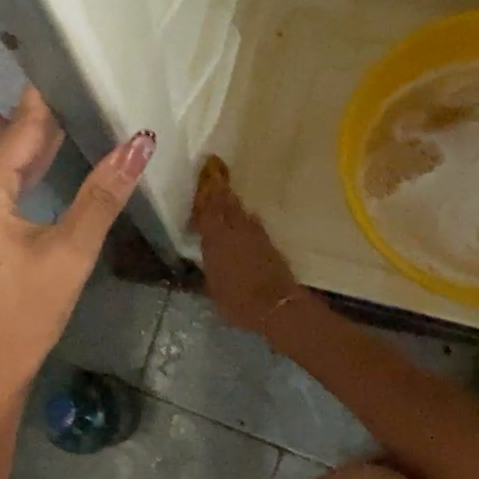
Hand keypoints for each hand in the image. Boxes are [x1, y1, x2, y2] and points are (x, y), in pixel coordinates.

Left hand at [0, 87, 154, 405]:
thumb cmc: (25, 313)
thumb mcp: (70, 252)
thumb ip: (103, 194)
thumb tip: (140, 142)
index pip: (24, 126)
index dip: (51, 93)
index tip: (73, 54)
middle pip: (12, 138)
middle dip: (49, 114)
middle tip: (87, 74)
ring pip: (7, 160)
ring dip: (40, 140)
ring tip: (79, 103)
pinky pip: (2, 180)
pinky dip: (28, 166)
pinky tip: (51, 150)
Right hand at [191, 155, 303, 334]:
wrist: (276, 306)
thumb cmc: (237, 300)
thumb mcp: (212, 285)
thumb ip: (209, 263)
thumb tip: (206, 252)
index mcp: (216, 239)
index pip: (207, 210)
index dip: (204, 194)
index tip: (202, 177)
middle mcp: (235, 231)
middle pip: (226, 204)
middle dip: (219, 189)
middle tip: (214, 172)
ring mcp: (255, 235)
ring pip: (240, 211)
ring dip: (232, 201)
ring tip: (227, 193)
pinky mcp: (269, 243)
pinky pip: (253, 223)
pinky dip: (246, 217)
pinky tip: (246, 217)